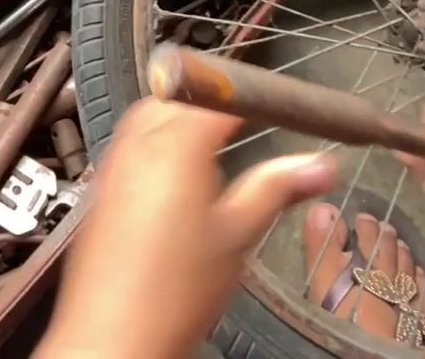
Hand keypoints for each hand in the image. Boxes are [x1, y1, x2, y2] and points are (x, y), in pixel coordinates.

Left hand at [38, 99, 336, 358]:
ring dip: (183, 110)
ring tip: (214, 136)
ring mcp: (116, 158)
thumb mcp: (239, 235)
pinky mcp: (103, 180)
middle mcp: (140, 140)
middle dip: (213, 97)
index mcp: (177, 143)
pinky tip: (174, 166)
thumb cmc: (173, 293)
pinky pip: (132, 135)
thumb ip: (278, 188)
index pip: (219, 93)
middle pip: (180, 92)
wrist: (113, 336)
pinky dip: (157, 133)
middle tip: (247, 115)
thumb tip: (320, 164)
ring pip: (152, 109)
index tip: (273, 97)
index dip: (250, 90)